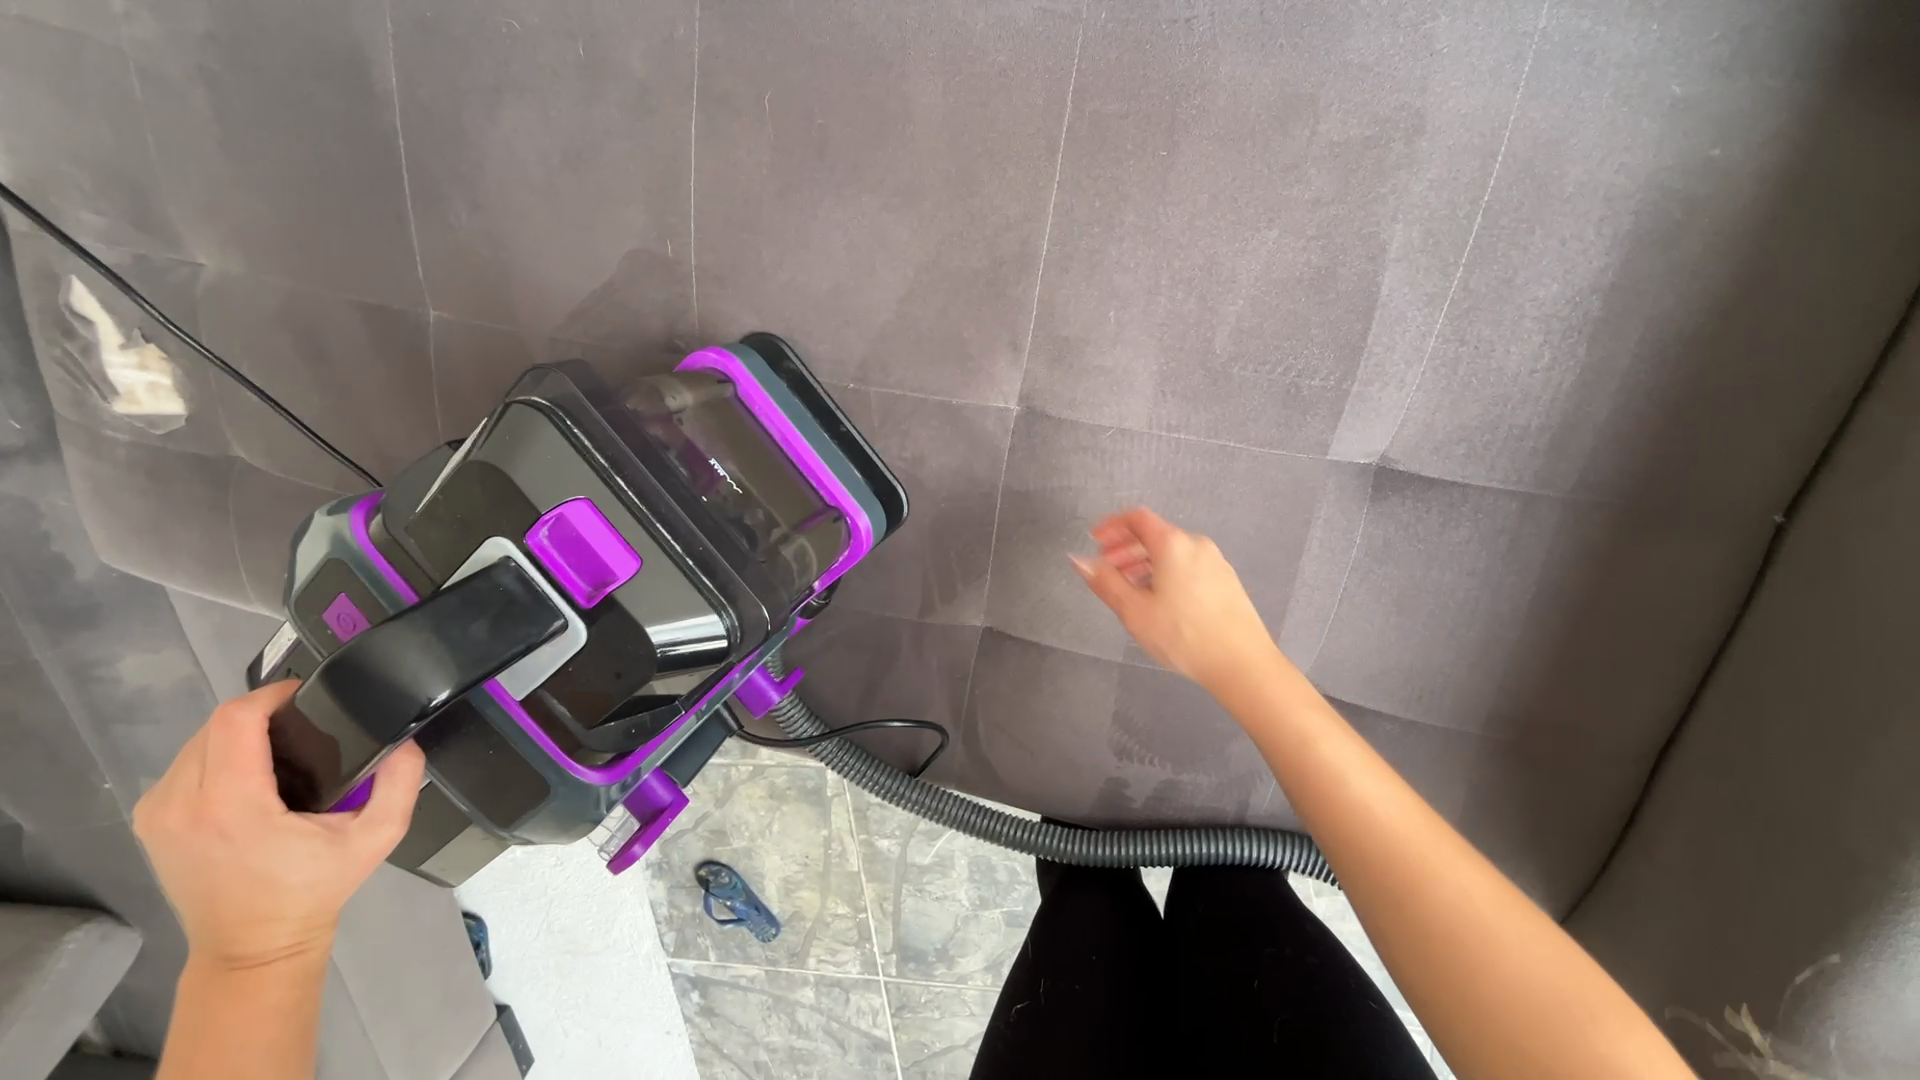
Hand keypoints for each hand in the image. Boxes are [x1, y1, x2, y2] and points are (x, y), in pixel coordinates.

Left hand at [133, 681, 425, 971]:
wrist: (254, 946)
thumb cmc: (314, 889)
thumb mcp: (377, 835)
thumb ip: (400, 782)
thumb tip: (405, 741)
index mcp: (232, 806)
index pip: (235, 720)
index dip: (272, 695)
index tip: (307, 695)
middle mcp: (181, 804)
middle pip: (214, 725)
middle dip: (259, 714)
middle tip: (304, 723)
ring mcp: (157, 814)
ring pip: (195, 743)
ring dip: (237, 734)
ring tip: (280, 748)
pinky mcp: (149, 822)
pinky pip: (183, 766)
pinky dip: (216, 756)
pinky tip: (249, 773)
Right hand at [1071, 507, 1285, 691]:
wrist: (1241, 663)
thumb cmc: (1183, 635)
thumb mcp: (1134, 611)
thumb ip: (1105, 582)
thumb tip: (1079, 561)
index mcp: (1173, 544)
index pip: (1137, 518)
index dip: (1112, 525)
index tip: (1096, 541)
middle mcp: (1196, 545)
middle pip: (1155, 534)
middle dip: (1126, 547)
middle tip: (1107, 567)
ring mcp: (1215, 563)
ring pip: (1172, 552)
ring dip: (1145, 562)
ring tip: (1129, 588)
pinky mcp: (1226, 581)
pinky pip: (1188, 565)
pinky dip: (1166, 572)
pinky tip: (1159, 600)